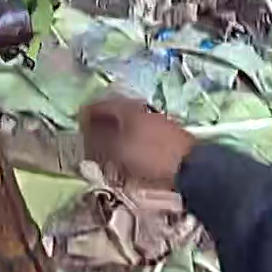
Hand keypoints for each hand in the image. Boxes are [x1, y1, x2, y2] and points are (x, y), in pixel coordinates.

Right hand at [80, 95, 194, 190]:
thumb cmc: (150, 157)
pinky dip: (130, 138)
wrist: (192, 167)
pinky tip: (129, 151)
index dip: (89, 112)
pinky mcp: (168, 135)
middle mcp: (143, 111)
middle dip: (103, 120)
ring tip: (107, 144)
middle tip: (90, 131)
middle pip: (118, 111)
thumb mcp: (119, 151)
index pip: (104, 104)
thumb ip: (101, 140)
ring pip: (130, 121)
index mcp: (129, 110)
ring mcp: (158, 121)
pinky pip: (141, 131)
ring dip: (117, 129)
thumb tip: (88, 131)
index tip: (78, 119)